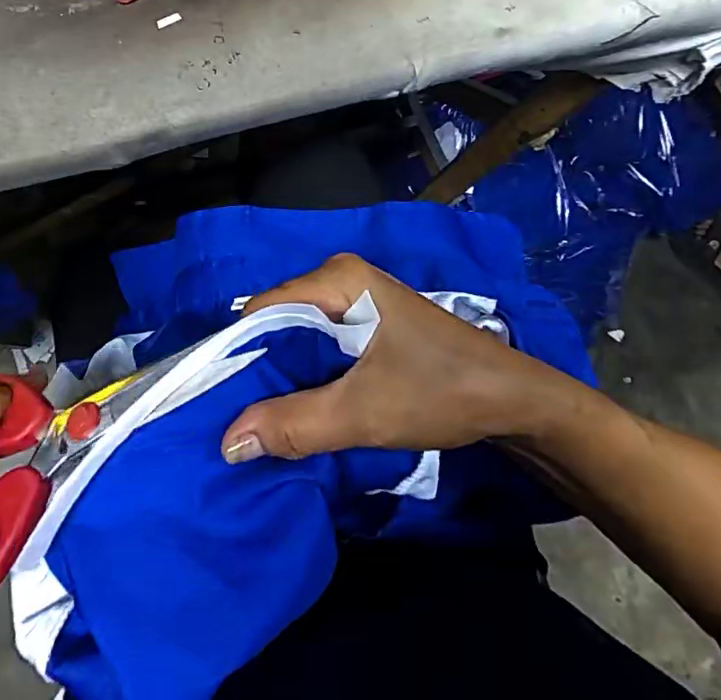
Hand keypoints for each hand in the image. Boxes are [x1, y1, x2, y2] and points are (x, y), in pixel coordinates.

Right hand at [221, 253, 591, 462]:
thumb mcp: (363, 412)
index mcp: (339, 279)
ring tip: (255, 426)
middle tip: (230, 425)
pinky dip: (307, 378)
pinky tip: (295, 411)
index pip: (261, 312)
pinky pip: (322, 347)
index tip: (210, 408)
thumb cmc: (440, 391)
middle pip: (278, 324)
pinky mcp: (371, 324)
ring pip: (300, 339)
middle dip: (257, 373)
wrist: (510, 396)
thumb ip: (293, 424)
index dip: (233, 359)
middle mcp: (344, 279)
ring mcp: (360, 300)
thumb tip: (225, 442)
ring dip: (282, 380)